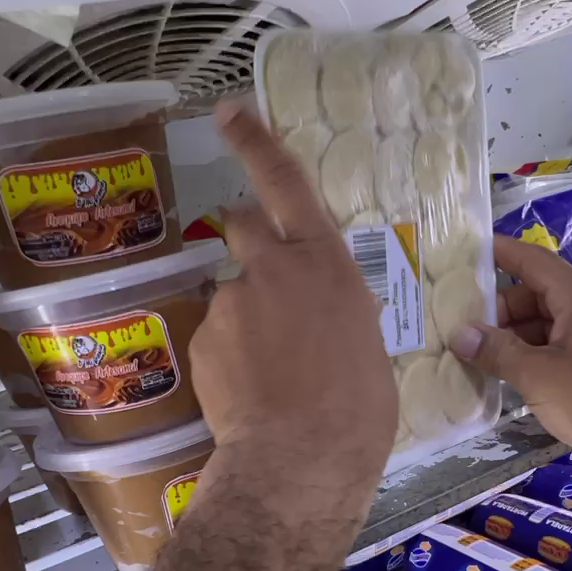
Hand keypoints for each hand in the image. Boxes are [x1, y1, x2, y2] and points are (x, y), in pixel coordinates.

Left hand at [191, 103, 397, 497]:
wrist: (302, 458)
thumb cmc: (359, 408)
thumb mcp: (366, 347)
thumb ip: (340, 314)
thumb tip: (328, 317)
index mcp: (325, 264)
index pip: (285, 183)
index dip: (256, 142)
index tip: (229, 112)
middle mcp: (272, 269)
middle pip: (241, 224)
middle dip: (247, 235)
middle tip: (261, 273)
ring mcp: (232, 303)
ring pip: (233, 294)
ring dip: (246, 315)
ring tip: (268, 368)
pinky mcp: (204, 340)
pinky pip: (217, 336)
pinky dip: (230, 354)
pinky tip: (249, 389)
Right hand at [448, 237, 571, 482]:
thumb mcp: (538, 376)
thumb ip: (497, 351)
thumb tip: (459, 334)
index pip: (532, 260)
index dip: (499, 252)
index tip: (465, 253)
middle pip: (535, 292)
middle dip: (498, 308)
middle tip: (462, 329)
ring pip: (545, 321)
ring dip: (513, 334)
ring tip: (479, 355)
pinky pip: (558, 342)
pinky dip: (532, 351)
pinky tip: (510, 373)